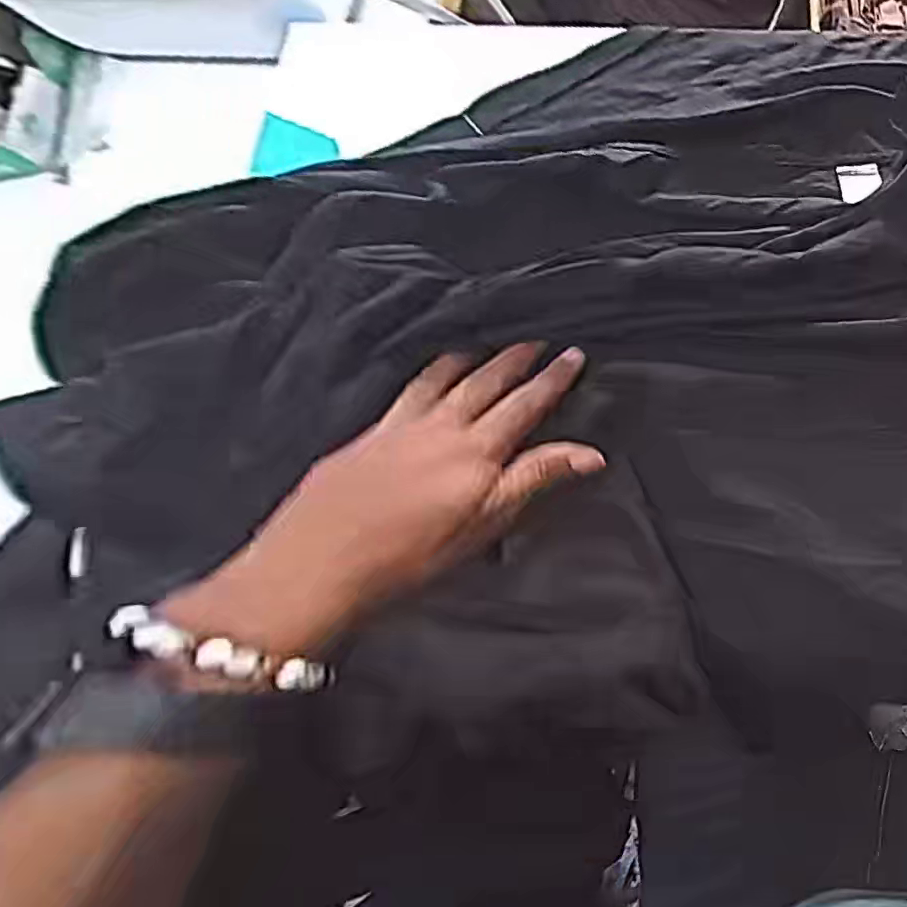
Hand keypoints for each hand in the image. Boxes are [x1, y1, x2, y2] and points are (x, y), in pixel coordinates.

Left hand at [163, 343, 603, 658]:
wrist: (316, 565)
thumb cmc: (412, 553)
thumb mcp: (488, 521)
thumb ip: (537, 478)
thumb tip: (590, 454)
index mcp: (474, 451)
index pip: (524, 404)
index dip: (552, 379)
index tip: (571, 357)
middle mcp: (437, 430)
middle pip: (483, 383)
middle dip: (514, 360)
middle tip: (534, 342)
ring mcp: (396, 430)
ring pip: (438, 381)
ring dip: (466, 361)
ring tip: (480, 348)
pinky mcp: (364, 440)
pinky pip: (403, 393)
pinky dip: (423, 377)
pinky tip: (422, 382)